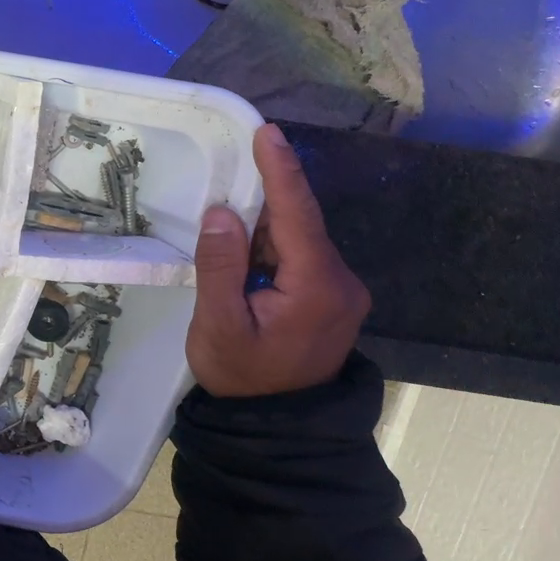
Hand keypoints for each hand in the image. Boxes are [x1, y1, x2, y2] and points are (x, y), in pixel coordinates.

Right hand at [187, 124, 370, 397]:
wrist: (276, 427)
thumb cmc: (242, 376)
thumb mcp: (219, 323)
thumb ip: (220, 266)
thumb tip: (222, 212)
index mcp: (316, 284)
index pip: (298, 215)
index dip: (281, 171)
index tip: (266, 133)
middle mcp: (340, 281)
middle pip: (300, 224)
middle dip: (266, 196)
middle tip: (231, 168)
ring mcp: (340, 291)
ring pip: (298, 241)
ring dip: (262, 226)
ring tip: (224, 222)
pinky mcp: (330, 300)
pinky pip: (298, 258)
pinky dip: (269, 247)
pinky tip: (243, 252)